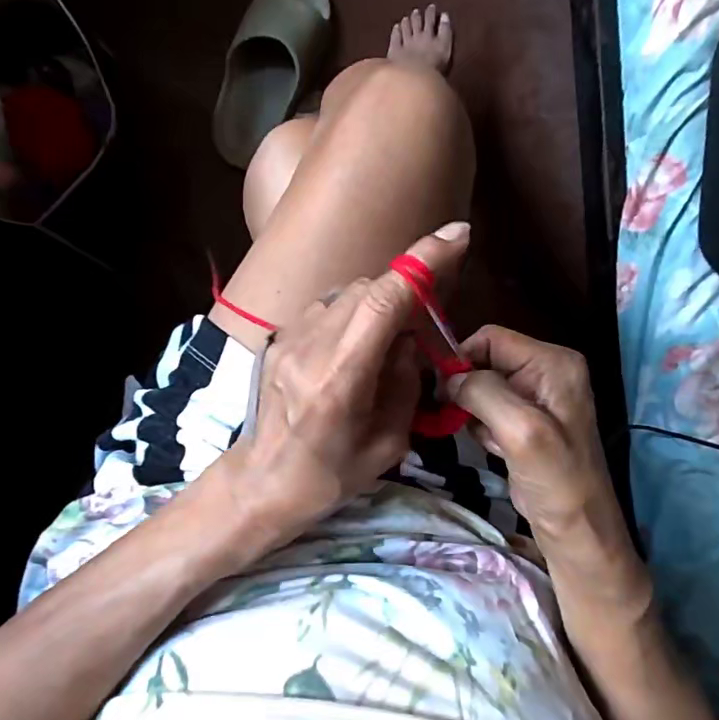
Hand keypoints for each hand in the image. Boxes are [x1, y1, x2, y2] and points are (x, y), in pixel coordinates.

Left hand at [219, 223, 470, 532]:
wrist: (262, 482)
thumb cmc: (330, 476)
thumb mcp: (388, 442)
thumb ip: (405, 381)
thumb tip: (409, 339)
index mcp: (339, 379)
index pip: (383, 301)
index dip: (422, 263)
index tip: (456, 237)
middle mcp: (309, 348)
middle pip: (366, 289)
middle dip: (402, 295)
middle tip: (420, 327)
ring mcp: (286, 340)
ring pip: (344, 294)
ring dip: (374, 306)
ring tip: (382, 346)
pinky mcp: (276, 340)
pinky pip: (324, 309)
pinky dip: (349, 317)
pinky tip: (351, 350)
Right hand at [448, 326, 631, 554]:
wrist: (575, 527)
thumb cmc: (556, 477)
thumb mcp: (520, 429)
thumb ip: (484, 393)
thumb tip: (448, 378)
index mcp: (554, 362)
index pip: (491, 338)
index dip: (463, 359)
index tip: (444, 392)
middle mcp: (546, 372)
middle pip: (484, 361)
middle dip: (467, 389)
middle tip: (459, 419)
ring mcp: (535, 397)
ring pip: (480, 387)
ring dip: (472, 412)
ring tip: (487, 439)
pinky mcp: (524, 421)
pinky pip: (486, 410)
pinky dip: (479, 427)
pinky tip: (493, 448)